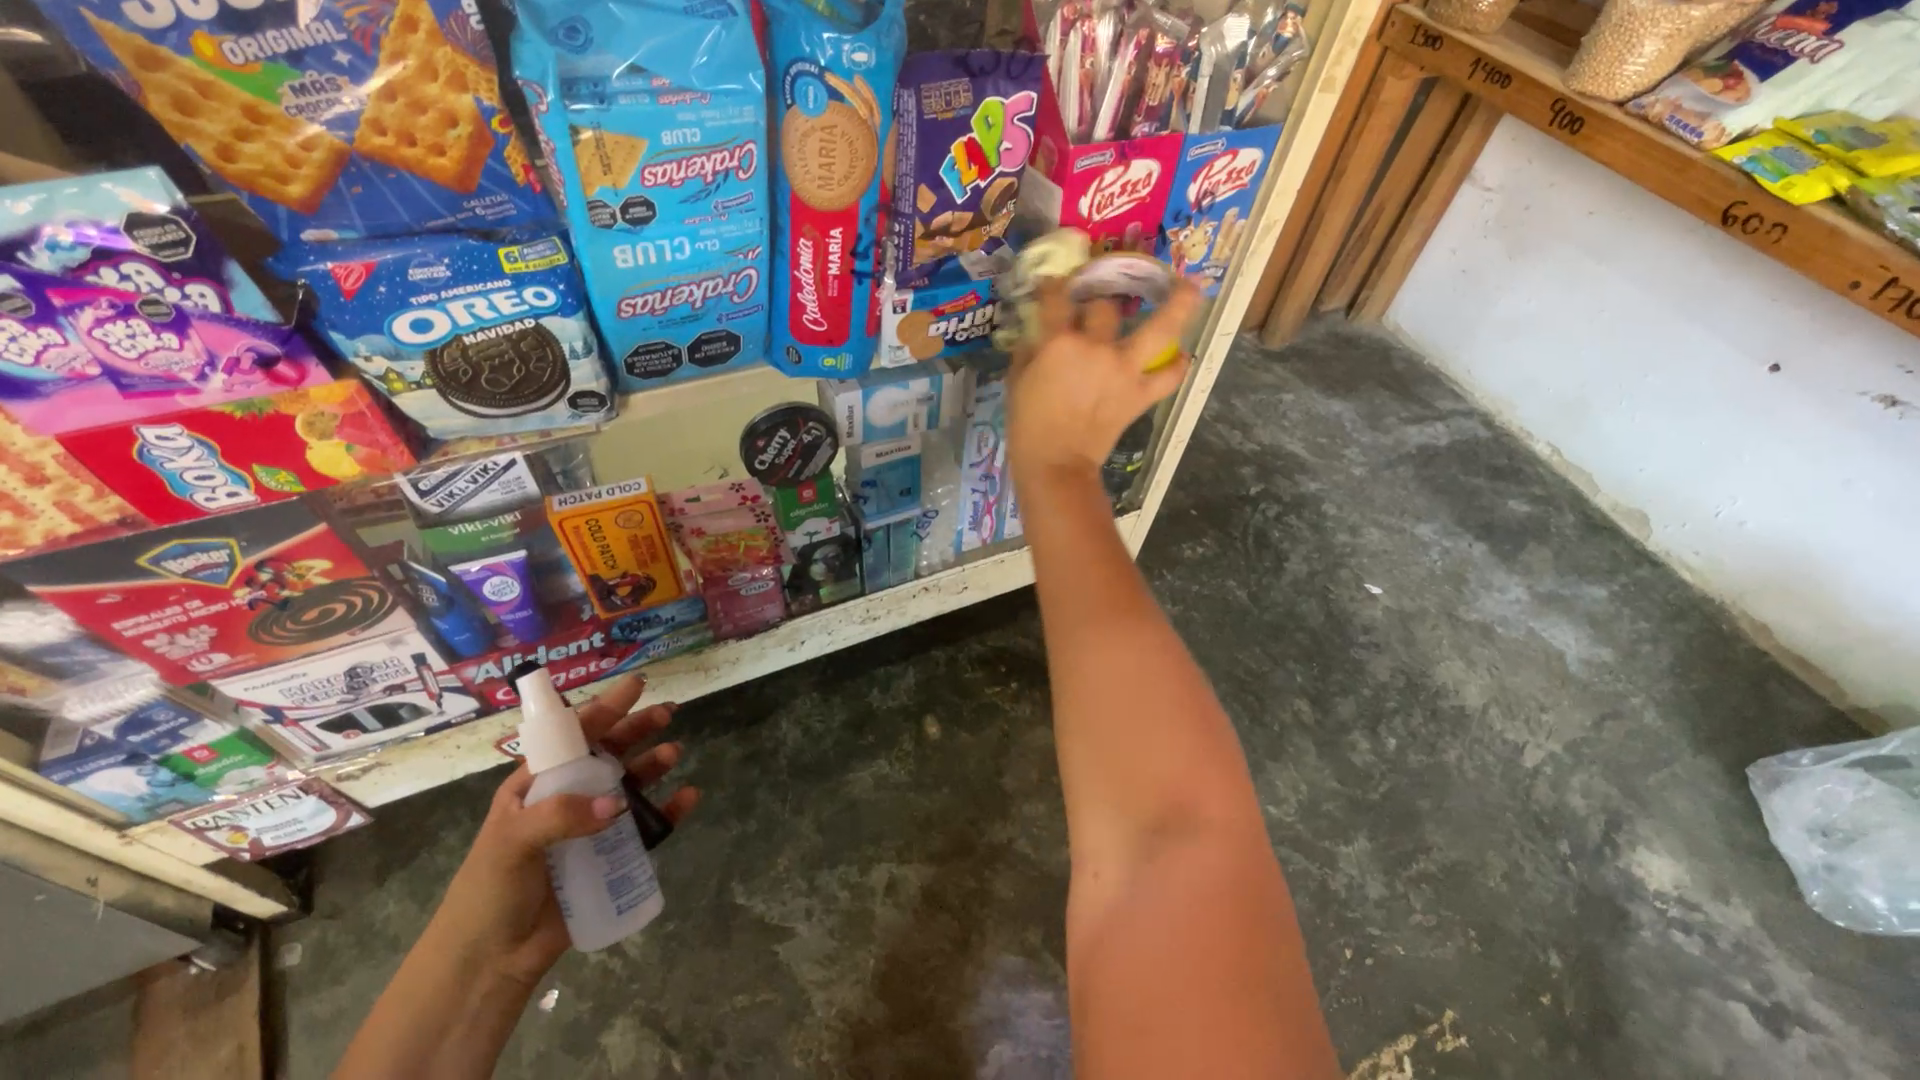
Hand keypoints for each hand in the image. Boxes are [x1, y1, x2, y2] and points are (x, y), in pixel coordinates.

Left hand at [427, 674, 699, 985]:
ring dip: (652, 766)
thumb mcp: (512, 843)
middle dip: (636, 731)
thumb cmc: (490, 890)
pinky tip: (687, 798)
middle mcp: (566, 799)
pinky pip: (646, 828)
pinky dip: (668, 811)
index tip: (636, 685)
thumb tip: (617, 804)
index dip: (604, 708)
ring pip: (629, 786)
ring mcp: (589, 829)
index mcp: (535, 785)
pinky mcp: (610, 859)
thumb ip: (561, 816)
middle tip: (667, 713)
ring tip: (675, 752)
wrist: (491, 958)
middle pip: (607, 755)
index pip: (573, 736)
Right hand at [1007, 277, 1200, 481]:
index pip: (1058, 299)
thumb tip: (1040, 335)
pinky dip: (1177, 366)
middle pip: (1106, 307)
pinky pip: (1169, 375)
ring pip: (1161, 328)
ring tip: (1189, 288)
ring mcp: (1124, 370)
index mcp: (1059, 343)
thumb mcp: (1016, 380)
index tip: (1055, 284)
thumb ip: (1030, 351)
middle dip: (1100, 305)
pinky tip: (1180, 356)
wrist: (1055, 464)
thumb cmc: (1027, 424)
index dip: (1055, 286)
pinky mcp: (1140, 394)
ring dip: (1179, 305)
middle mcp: (1096, 348)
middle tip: (1098, 309)